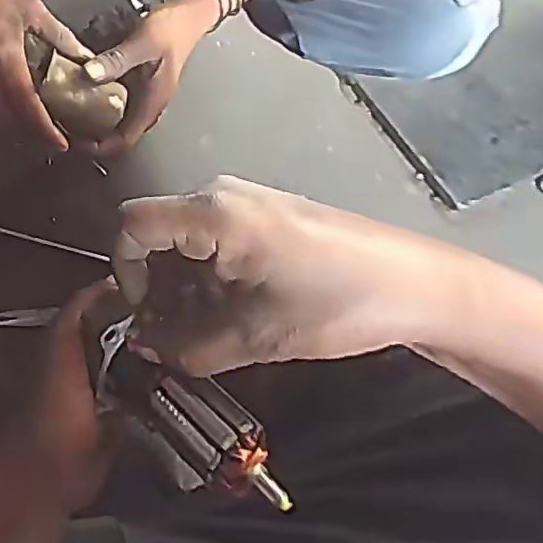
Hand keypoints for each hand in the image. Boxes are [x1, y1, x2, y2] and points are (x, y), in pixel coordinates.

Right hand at [0, 0, 92, 150]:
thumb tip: (86, 57)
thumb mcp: (32, 11)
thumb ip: (59, 36)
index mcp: (7, 57)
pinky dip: (6, 121)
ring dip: (21, 132)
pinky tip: (20, 121)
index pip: (26, 101)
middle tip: (57, 143)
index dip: (43, 126)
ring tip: (42, 136)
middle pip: (13, 119)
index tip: (60, 141)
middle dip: (36, 136)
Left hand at [0, 280, 125, 511]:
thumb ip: (120, 420)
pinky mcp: (37, 397)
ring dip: (89, 335)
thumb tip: (135, 402)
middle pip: (69, 326)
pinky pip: (63, 364)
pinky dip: (82, 358)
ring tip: (127, 335)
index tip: (117, 286)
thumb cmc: (60, 468)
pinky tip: (107, 371)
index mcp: (63, 367)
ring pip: (65, 345)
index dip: (92, 296)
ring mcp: (40, 380)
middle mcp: (48, 366)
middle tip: (133, 311)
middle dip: (97, 314)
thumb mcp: (104, 446)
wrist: (15, 495)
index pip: (72, 317)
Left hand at [80, 0, 221, 156]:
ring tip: (70, 113)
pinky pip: (118, 103)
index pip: (124, 141)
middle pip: (119, 135)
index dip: (99, 147)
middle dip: (93, 136)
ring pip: (118, 120)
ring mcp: (146, 95)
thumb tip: (88, 75)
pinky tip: (84, 91)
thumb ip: (116, 60)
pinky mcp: (141, 84)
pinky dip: (100, 103)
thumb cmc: (170, 30)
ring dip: (95, 122)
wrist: (190, 14)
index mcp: (151, 104)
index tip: (75, 141)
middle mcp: (149, 106)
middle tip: (66, 126)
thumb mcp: (142, 43)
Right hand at [114, 176, 532, 375]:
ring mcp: (244, 199)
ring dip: (184, 284)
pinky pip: (212, 236)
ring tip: (211, 326)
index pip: (131, 225)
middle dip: (157, 285)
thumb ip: (187, 346)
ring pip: (183, 238)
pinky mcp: (263, 212)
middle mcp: (220, 193)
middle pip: (156, 233)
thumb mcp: (256, 336)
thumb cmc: (336, 302)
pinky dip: (208, 273)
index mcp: (212, 212)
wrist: (417, 283)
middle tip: (175, 331)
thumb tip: (142, 348)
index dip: (125, 271)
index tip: (145, 312)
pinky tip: (236, 306)